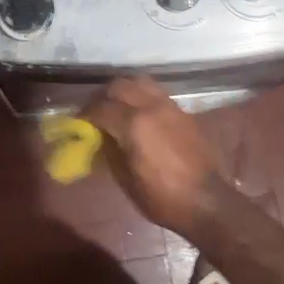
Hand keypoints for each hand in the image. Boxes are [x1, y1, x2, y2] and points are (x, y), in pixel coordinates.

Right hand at [84, 76, 221, 234]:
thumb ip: (110, 150)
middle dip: (103, 97)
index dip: (85, 114)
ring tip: (118, 107)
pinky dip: (142, 96)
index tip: (78, 122)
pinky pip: (156, 93)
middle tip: (96, 113)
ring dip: (125, 91)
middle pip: (119, 86)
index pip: (100, 108)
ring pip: (140, 82)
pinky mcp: (183, 112)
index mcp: (134, 124)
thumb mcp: (126, 179)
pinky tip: (139, 114)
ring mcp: (169, 106)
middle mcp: (151, 107)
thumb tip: (100, 137)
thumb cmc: (162, 197)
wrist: (206, 201)